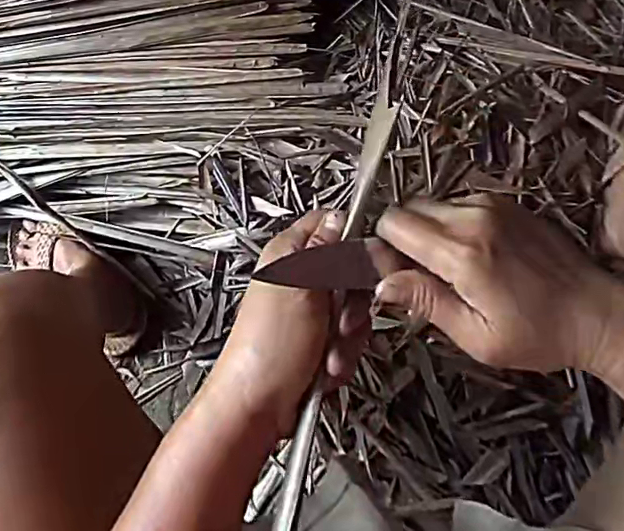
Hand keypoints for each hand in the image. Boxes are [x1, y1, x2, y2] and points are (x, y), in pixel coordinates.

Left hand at [205, 210, 371, 435]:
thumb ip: (326, 251)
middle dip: (354, 303)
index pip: (331, 225)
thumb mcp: (302, 287)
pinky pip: (348, 339)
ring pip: (354, 309)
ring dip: (347, 337)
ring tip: (327, 351)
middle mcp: (299, 277)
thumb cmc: (267, 347)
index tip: (366, 265)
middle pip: (351, 271)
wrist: (256, 407)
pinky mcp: (318, 340)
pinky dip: (342, 356)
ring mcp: (309, 310)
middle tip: (340, 319)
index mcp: (289, 253)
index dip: (354, 242)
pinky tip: (325, 368)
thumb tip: (340, 217)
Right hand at [374, 196, 623, 373]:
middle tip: (426, 274)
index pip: (394, 223)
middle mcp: (473, 217)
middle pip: (409, 208)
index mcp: (463, 253)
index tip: (397, 272)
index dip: (386, 247)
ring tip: (457, 267)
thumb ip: (426, 302)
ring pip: (432, 204)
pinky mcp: (503, 200)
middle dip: (405, 237)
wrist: (598, 313)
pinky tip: (479, 254)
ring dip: (430, 230)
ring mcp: (490, 203)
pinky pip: (458, 202)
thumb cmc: (539, 335)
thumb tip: (381, 282)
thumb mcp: (478, 337)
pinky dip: (454, 223)